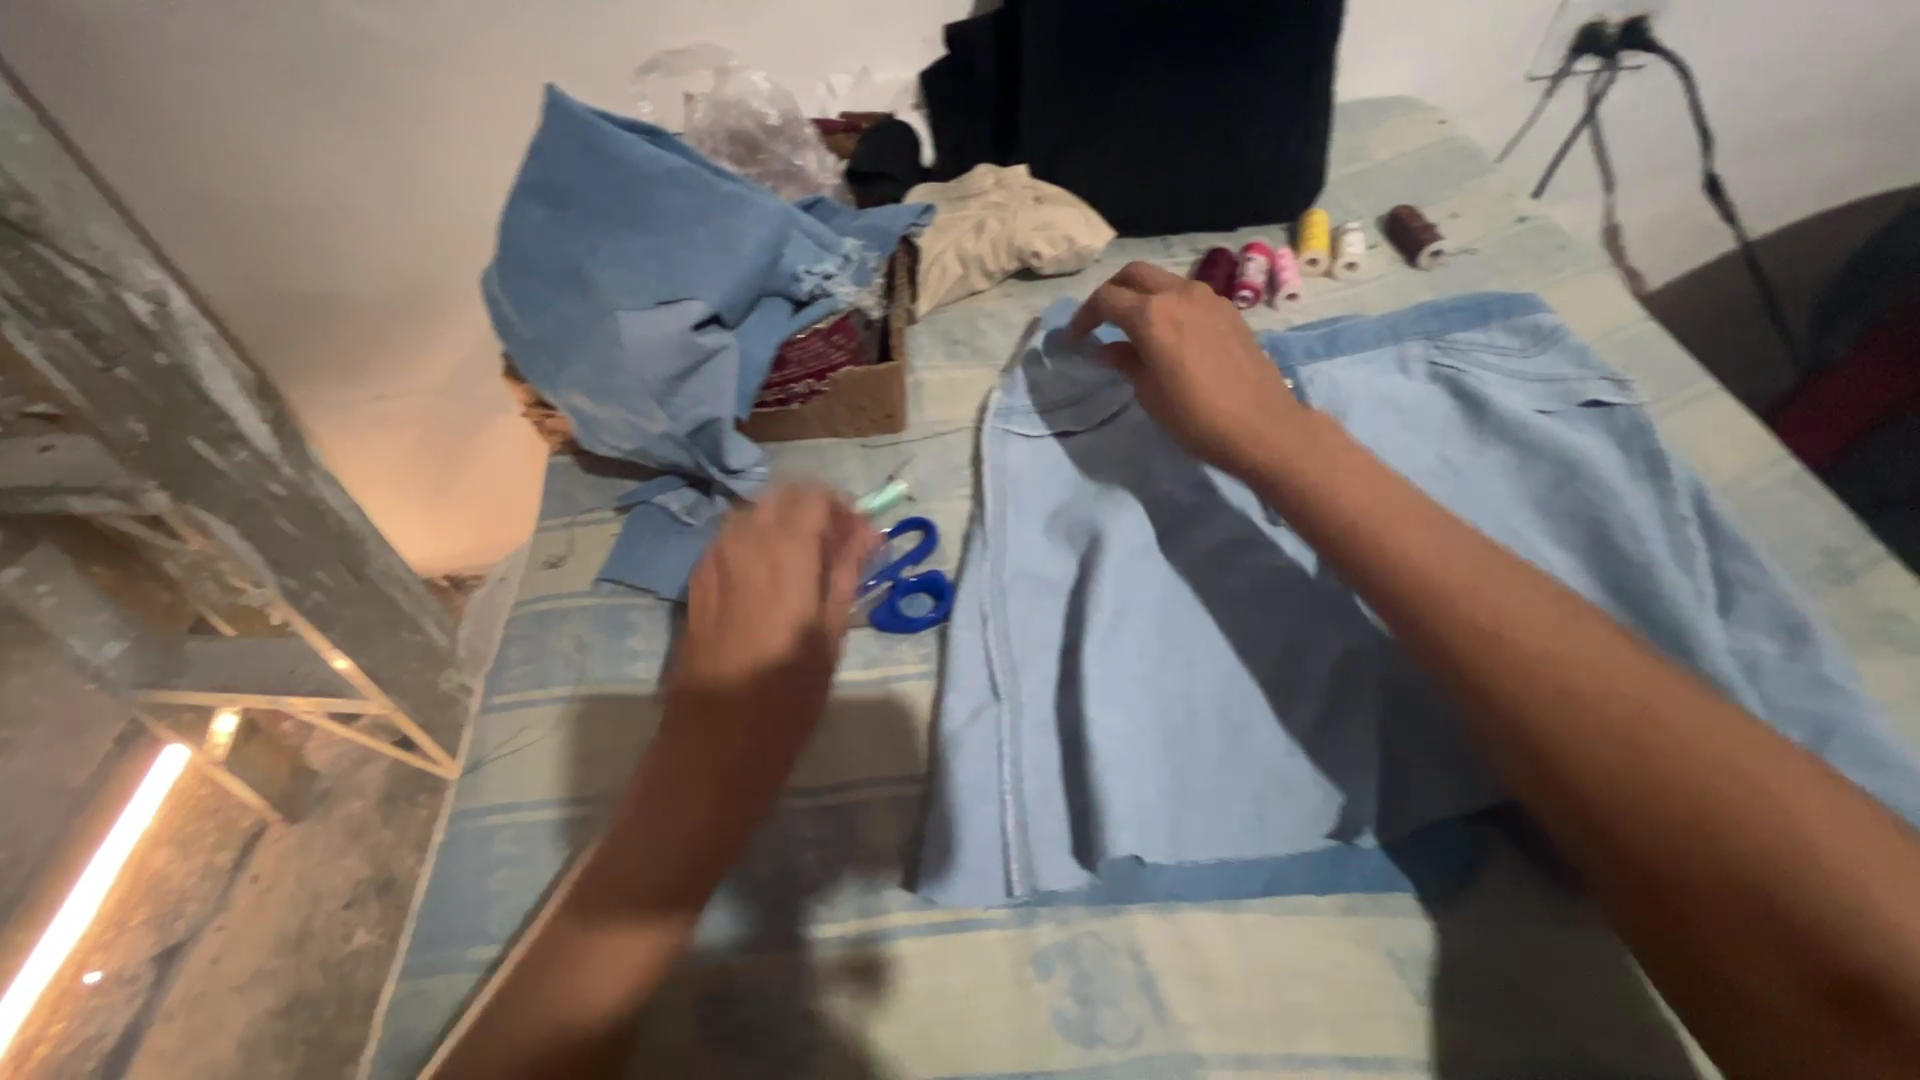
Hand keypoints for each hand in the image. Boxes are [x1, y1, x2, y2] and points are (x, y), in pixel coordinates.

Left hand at [665, 485, 878, 758]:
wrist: (715, 735)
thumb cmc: (787, 691)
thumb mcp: (831, 631)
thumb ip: (847, 571)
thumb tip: (868, 534)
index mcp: (784, 550)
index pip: (814, 495)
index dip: (842, 509)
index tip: (860, 539)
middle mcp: (743, 540)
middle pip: (781, 496)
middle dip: (813, 511)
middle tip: (837, 550)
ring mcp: (713, 557)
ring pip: (753, 514)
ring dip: (783, 524)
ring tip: (806, 565)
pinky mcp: (697, 578)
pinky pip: (731, 538)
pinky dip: (757, 542)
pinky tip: (772, 581)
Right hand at [1070, 261, 1306, 477]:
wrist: (1260, 426)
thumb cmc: (1195, 416)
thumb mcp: (1149, 393)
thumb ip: (1126, 362)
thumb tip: (1111, 349)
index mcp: (1151, 314)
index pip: (1106, 299)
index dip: (1084, 316)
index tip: (1076, 338)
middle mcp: (1178, 294)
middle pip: (1134, 274)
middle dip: (1111, 292)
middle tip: (1100, 320)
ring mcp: (1208, 299)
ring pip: (1163, 281)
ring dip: (1142, 296)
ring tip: (1134, 328)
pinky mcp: (1229, 312)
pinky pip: (1188, 297)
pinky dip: (1169, 305)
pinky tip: (1169, 335)